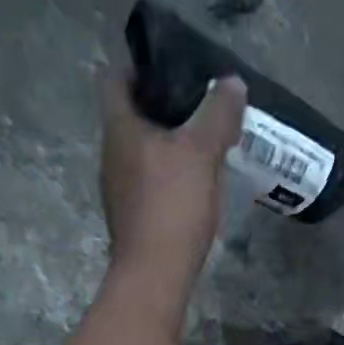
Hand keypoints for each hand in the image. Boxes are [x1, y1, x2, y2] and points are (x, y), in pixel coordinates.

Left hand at [99, 69, 246, 278]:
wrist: (155, 276)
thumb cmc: (173, 206)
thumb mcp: (202, 153)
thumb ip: (218, 114)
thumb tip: (232, 83)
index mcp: (119, 129)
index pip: (116, 79)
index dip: (140, 68)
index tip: (173, 72)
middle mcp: (110, 156)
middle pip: (130, 118)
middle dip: (161, 110)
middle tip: (197, 110)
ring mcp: (118, 191)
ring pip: (140, 154)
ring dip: (165, 147)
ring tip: (200, 148)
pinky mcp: (131, 220)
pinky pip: (147, 186)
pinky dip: (167, 179)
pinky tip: (192, 189)